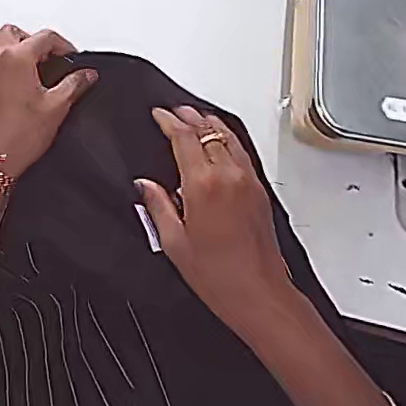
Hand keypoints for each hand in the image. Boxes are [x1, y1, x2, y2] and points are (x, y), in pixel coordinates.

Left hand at [0, 26, 97, 178]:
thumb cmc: (20, 136)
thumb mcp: (58, 106)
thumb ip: (75, 84)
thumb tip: (86, 75)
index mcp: (17, 59)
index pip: (45, 37)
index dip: (63, 45)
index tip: (69, 56)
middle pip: (14, 32)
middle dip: (34, 40)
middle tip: (48, 57)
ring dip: (6, 43)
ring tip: (22, 57)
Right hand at [137, 106, 301, 342]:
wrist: (258, 293)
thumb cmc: (220, 276)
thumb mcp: (174, 242)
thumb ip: (158, 206)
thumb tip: (145, 186)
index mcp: (203, 185)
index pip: (184, 137)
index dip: (169, 121)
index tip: (159, 115)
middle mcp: (229, 176)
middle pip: (207, 131)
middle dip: (189, 117)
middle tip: (174, 113)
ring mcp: (248, 180)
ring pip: (228, 137)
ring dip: (209, 124)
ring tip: (195, 119)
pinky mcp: (259, 189)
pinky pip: (241, 151)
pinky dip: (227, 139)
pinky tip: (220, 143)